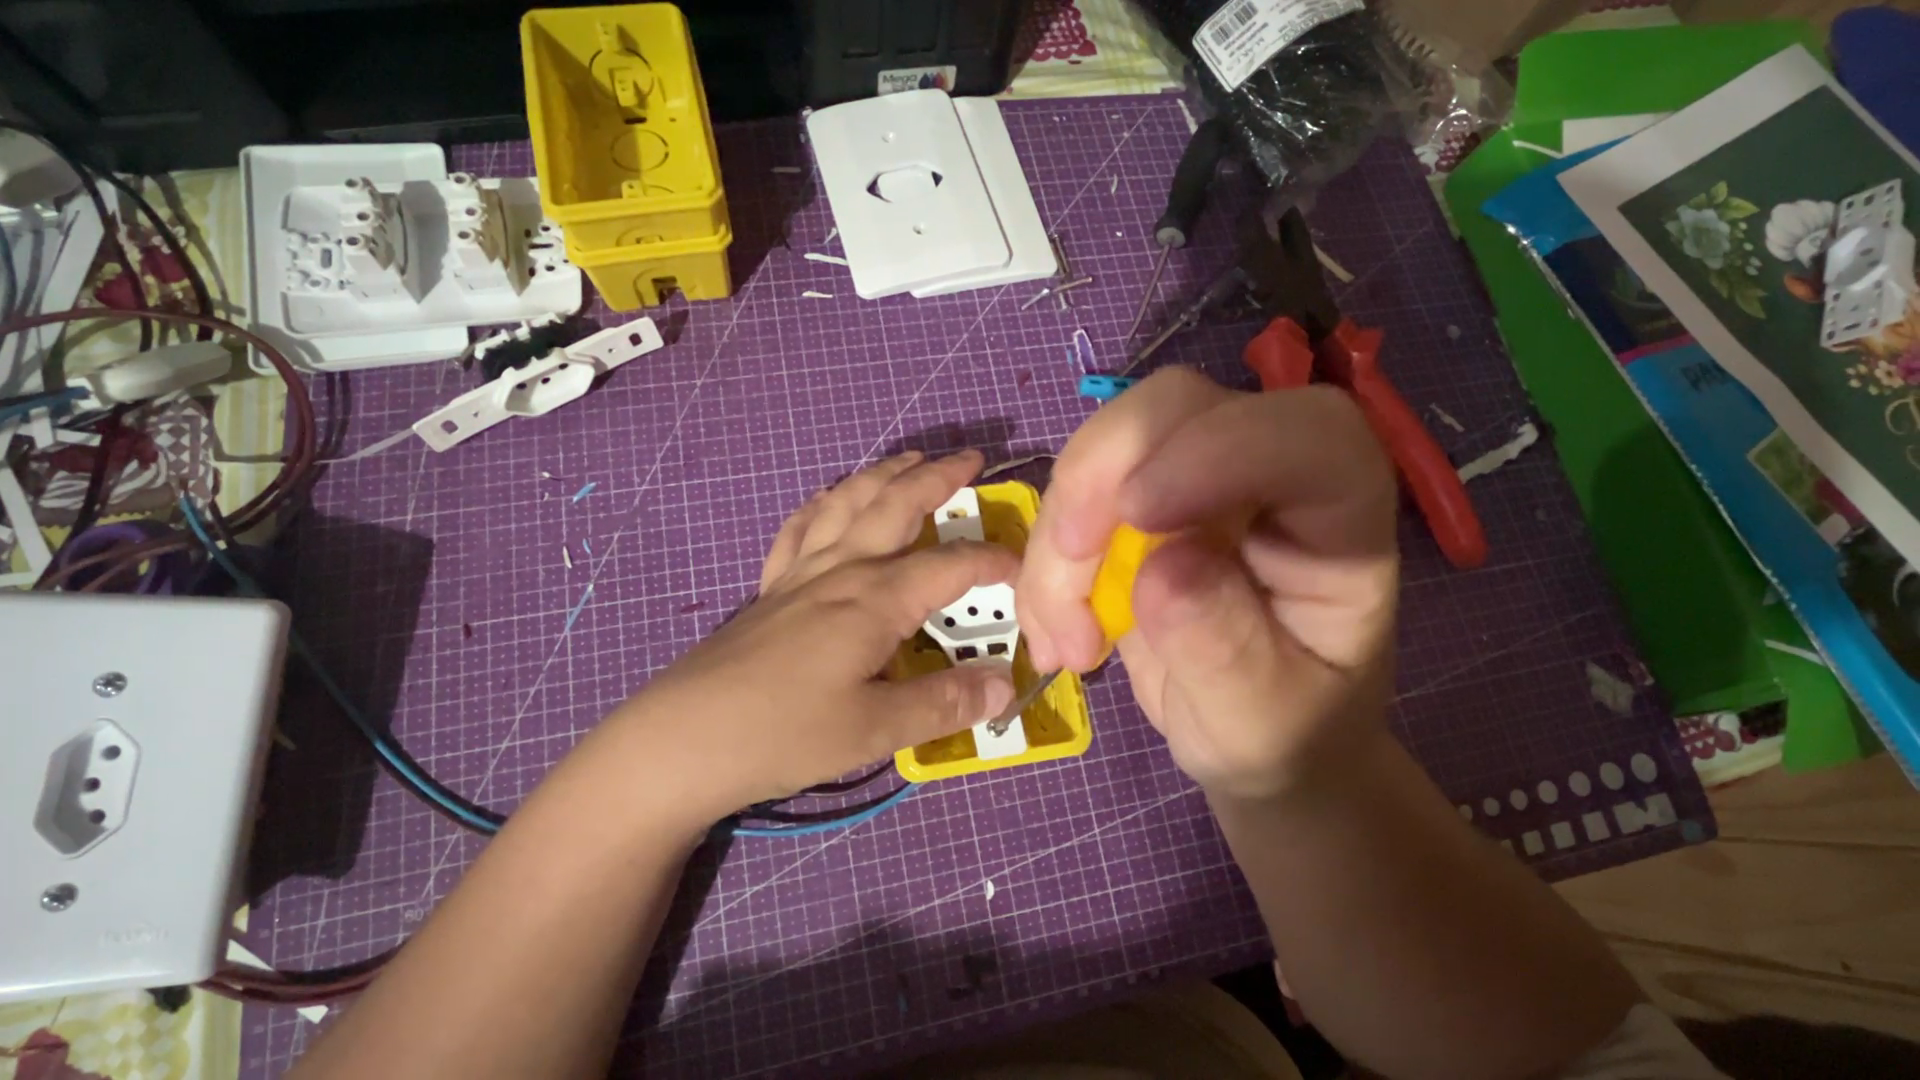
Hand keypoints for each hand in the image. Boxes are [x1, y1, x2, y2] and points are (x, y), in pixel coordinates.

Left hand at [613, 450, 1017, 823]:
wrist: (683, 739)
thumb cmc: (784, 734)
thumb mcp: (875, 728)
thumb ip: (944, 703)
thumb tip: (1006, 686)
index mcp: (874, 599)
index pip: (951, 565)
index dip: (994, 561)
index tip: (1027, 568)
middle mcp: (840, 570)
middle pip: (893, 505)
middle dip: (935, 478)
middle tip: (969, 458)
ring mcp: (799, 574)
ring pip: (845, 503)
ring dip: (881, 475)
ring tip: (906, 461)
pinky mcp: (769, 589)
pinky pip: (799, 528)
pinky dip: (822, 504)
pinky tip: (829, 501)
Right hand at [1018, 369, 1400, 799]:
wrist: (1263, 740)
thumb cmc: (1288, 732)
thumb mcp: (1265, 722)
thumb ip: (1225, 650)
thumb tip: (1161, 566)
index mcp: (1342, 523)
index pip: (1306, 435)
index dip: (1220, 449)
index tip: (1138, 514)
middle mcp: (1271, 476)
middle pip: (1179, 407)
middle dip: (1101, 476)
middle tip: (1067, 565)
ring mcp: (1200, 478)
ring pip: (1107, 447)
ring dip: (1060, 536)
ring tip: (1066, 644)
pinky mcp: (1143, 500)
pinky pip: (1075, 495)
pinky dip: (1045, 558)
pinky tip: (1054, 631)